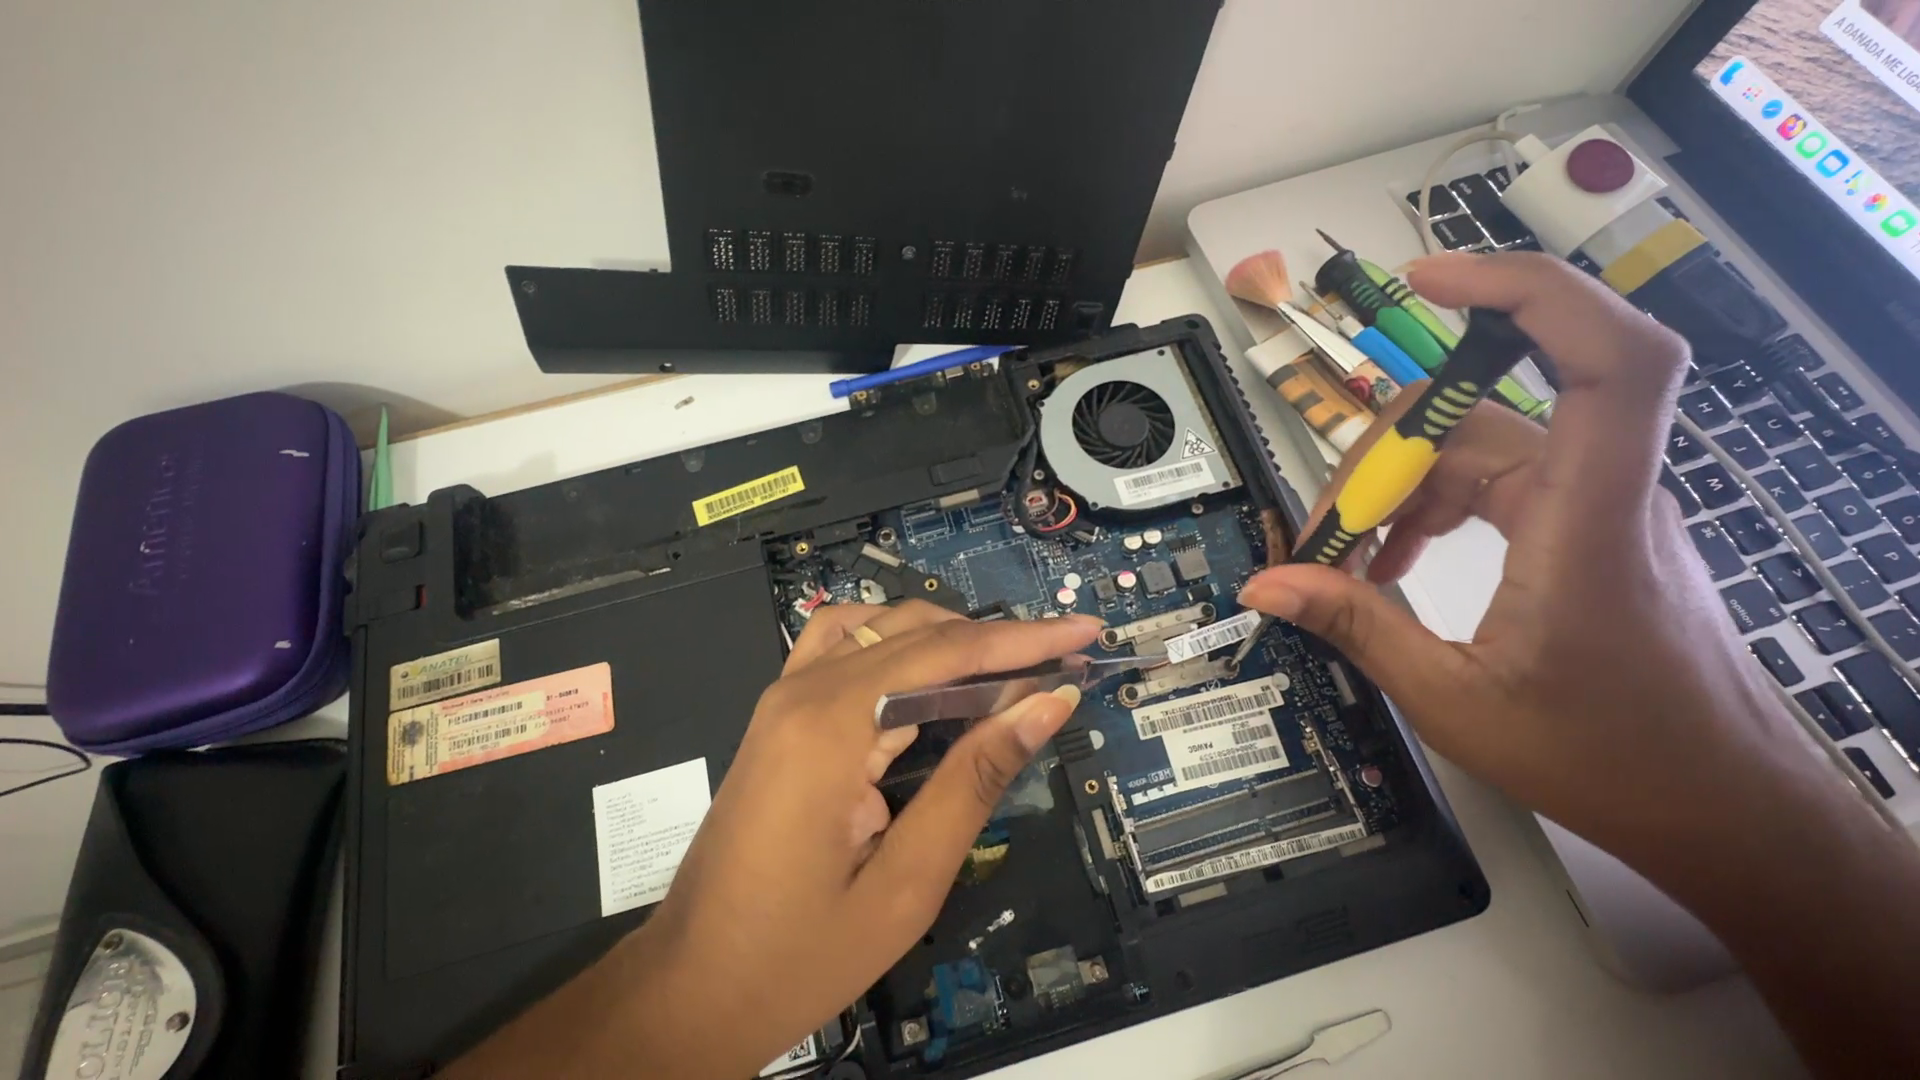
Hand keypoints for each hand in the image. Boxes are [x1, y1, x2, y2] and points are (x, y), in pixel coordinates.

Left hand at [446, 600, 1100, 1079]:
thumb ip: (976, 779)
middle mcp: (802, 690)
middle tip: (1061, 666)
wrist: (691, 988)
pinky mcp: (779, 717)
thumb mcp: (908, 880)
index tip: (1088, 631)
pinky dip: (900, 651)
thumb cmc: (799, 954)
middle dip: (995, 642)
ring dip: (948, 640)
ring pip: (878, 630)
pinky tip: (935, 681)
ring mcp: (783, 698)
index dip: (1025, 640)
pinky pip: (844, 652)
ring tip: (1010, 672)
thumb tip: (1047, 704)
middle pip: (916, 633)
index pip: (946, 654)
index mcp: (831, 724)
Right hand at [1238, 252, 1855, 860]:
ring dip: (1397, 494)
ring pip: (1475, 450)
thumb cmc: (1607, 759)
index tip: (1429, 279)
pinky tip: (1390, 566)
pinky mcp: (1582, 527)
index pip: (1605, 358)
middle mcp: (1599, 491)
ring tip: (1345, 562)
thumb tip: (1268, 584)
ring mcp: (1592, 506)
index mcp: (1589, 520)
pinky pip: (1491, 485)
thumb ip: (1357, 627)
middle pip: (1480, 416)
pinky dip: (1428, 511)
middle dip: (1382, 461)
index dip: (1525, 292)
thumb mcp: (1454, 700)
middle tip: (1322, 536)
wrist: (1719, 806)